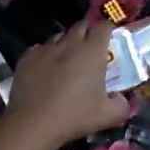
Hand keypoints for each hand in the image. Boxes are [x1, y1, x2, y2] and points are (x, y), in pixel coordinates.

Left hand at [0, 22, 131, 149]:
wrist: (33, 123)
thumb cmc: (74, 116)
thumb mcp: (109, 116)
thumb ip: (122, 104)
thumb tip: (120, 98)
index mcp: (91, 52)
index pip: (103, 26)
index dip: (108, 29)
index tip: (110, 38)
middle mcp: (68, 44)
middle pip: (80, 26)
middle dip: (88, 32)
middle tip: (90, 48)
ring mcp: (45, 49)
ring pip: (59, 36)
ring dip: (66, 42)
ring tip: (67, 58)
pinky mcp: (26, 58)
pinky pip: (40, 48)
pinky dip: (46, 54)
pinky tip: (46, 68)